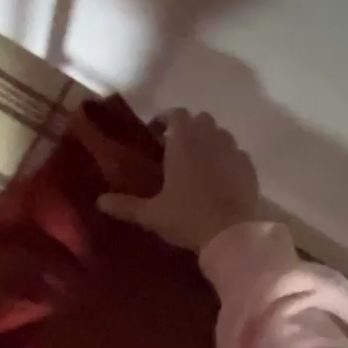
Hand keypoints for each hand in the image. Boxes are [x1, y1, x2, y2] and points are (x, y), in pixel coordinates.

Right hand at [96, 109, 261, 251]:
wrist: (231, 233)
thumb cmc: (187, 218)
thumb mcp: (152, 214)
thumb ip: (126, 205)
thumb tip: (99, 202)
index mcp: (183, 141)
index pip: (175, 114)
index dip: (165, 120)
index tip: (156, 134)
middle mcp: (209, 136)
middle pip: (199, 120)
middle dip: (188, 129)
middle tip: (175, 150)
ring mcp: (232, 149)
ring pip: (219, 134)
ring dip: (208, 142)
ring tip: (197, 164)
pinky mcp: (248, 165)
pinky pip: (235, 153)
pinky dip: (225, 159)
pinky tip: (218, 179)